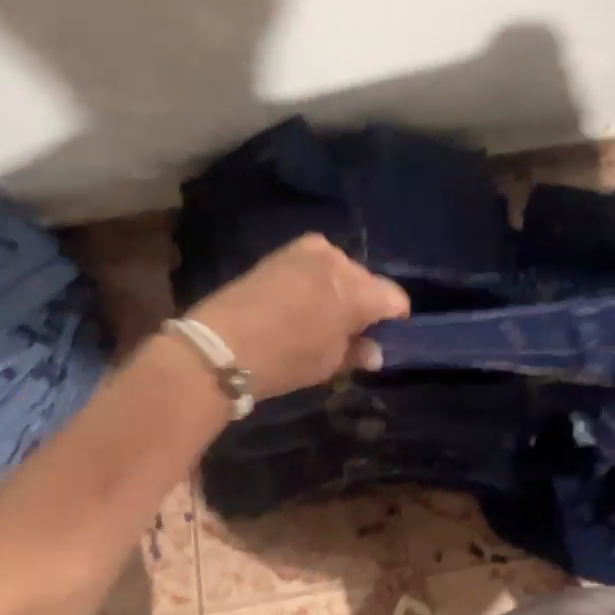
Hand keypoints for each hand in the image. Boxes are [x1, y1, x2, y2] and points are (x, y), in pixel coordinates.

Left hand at [183, 234, 410, 399]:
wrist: (220, 345)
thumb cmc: (284, 359)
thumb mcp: (328, 363)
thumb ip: (358, 350)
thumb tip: (375, 350)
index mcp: (358, 289)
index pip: (394, 299)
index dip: (393, 321)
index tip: (380, 338)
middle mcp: (339, 261)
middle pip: (367, 281)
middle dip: (363, 303)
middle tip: (346, 332)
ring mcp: (309, 251)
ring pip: (340, 270)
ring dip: (338, 290)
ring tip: (318, 318)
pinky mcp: (283, 252)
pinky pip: (315, 264)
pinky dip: (316, 280)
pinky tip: (299, 303)